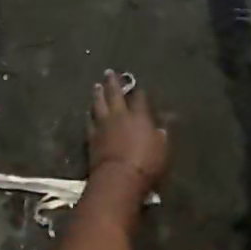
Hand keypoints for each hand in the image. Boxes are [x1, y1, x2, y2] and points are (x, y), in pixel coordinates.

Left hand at [88, 71, 168, 190]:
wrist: (118, 177)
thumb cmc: (146, 165)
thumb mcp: (162, 151)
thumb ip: (160, 138)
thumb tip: (160, 130)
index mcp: (139, 117)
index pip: (139, 100)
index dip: (139, 93)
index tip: (137, 87)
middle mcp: (120, 116)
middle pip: (115, 95)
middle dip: (113, 83)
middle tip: (109, 72)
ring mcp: (103, 124)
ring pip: (99, 103)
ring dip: (98, 93)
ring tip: (97, 85)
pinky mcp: (92, 136)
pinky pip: (89, 120)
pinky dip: (89, 114)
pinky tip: (88, 111)